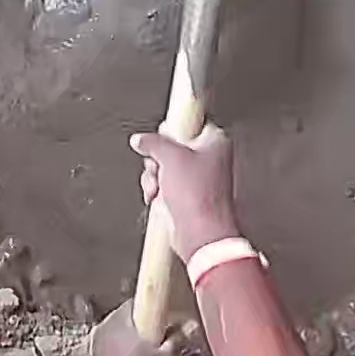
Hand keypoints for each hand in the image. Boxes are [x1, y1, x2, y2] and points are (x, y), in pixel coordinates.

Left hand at [78, 298, 178, 355]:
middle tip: (173, 344)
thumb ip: (178, 339)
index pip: (142, 298)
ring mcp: (98, 345)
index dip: (162, 307)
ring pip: (128, 335)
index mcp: (119, 320)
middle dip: (155, 329)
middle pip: (135, 318)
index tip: (176, 319)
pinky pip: (120, 350)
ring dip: (145, 344)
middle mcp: (104, 328)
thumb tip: (187, 325)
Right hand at [129, 123, 239, 259]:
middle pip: (170, 145)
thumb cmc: (198, 197)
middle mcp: (206, 158)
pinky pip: (161, 182)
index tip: (162, 135)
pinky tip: (157, 195)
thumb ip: (152, 143)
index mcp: (214, 142)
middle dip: (156, 157)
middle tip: (159, 164)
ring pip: (162, 164)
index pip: (187, 123)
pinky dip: (154, 188)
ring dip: (153, 175)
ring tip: (158, 185)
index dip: (171, 130)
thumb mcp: (170, 158)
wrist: (198, 233)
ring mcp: (194, 177)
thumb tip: (140, 139)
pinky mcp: (183, 193)